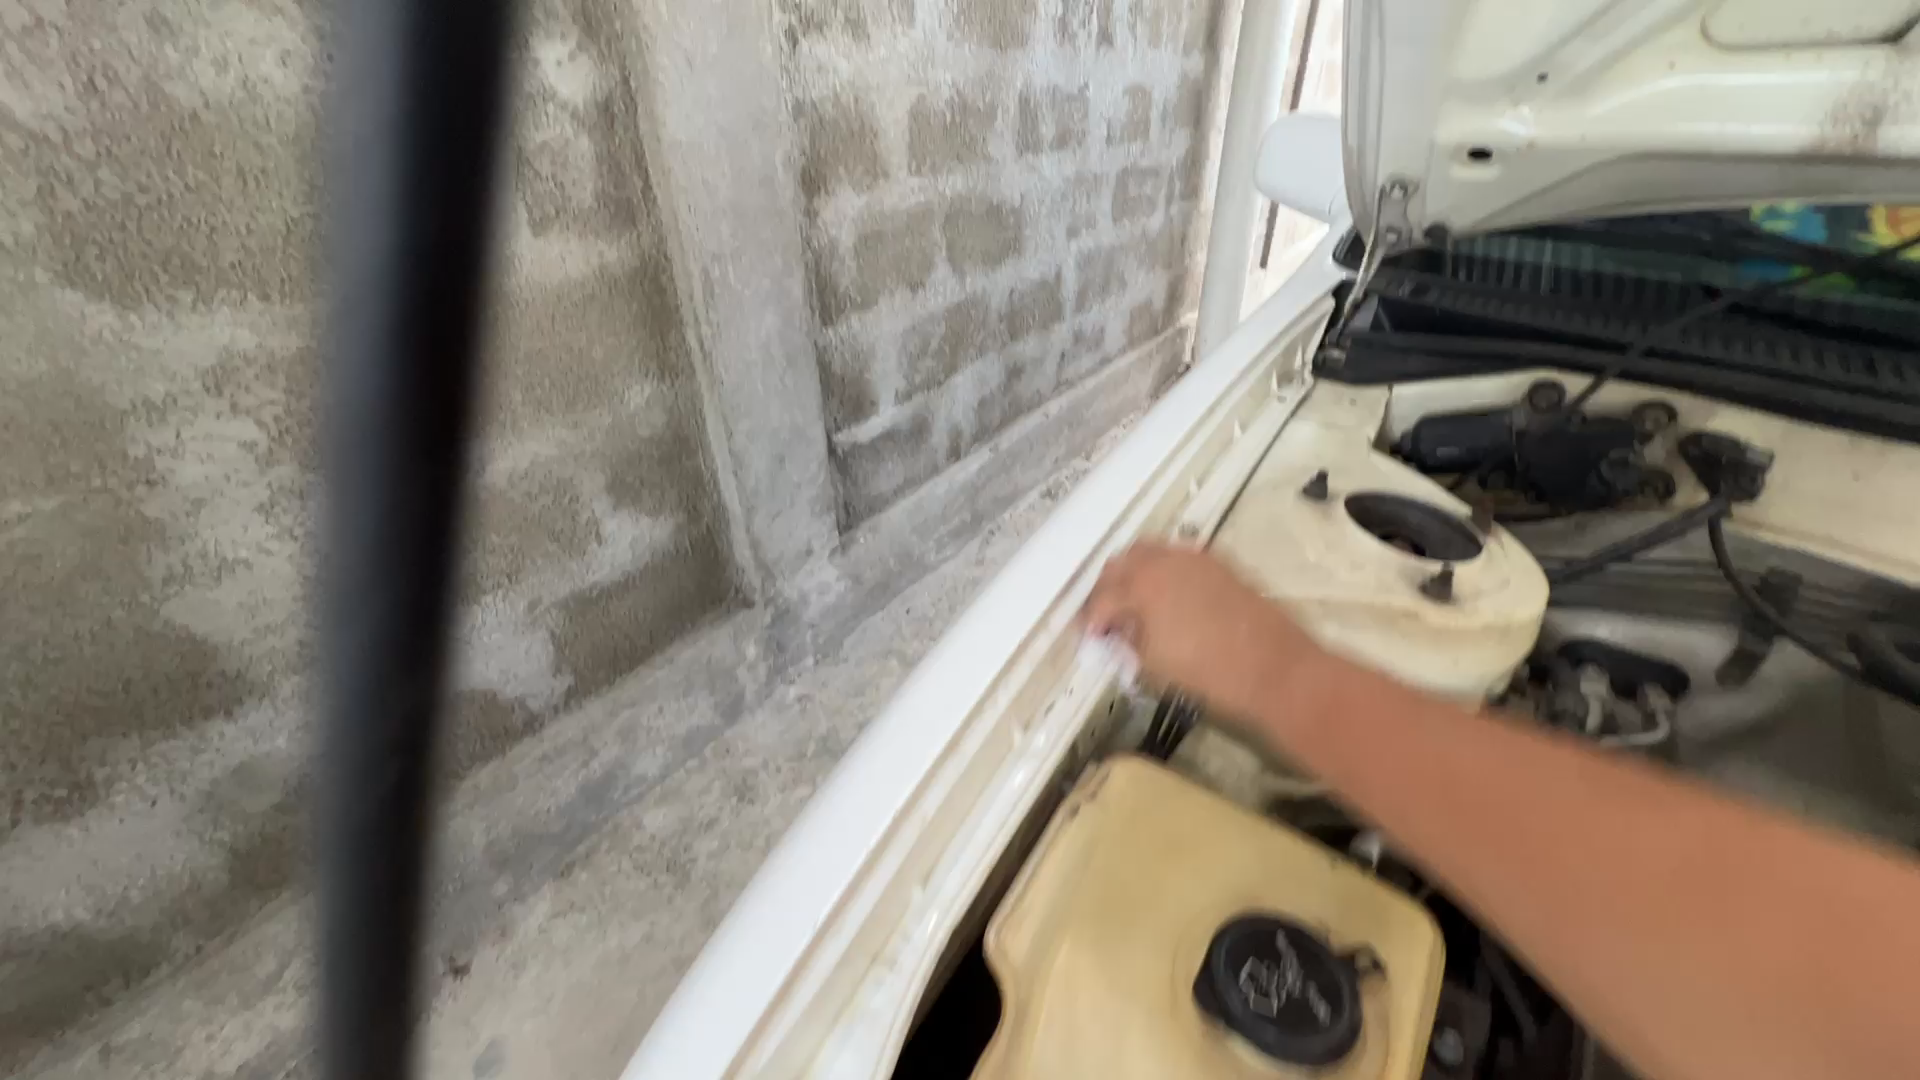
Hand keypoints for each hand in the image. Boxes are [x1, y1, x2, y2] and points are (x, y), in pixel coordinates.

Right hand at [1080, 542, 1327, 726]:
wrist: (1277, 670)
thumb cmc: (1208, 674)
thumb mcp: (1153, 665)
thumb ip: (1127, 641)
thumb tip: (1117, 631)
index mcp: (1141, 586)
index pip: (1102, 599)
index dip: (1092, 621)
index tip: (1090, 638)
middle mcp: (1163, 562)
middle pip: (1120, 565)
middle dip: (1107, 590)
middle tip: (1106, 617)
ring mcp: (1193, 558)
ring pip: (1148, 552)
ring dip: (1133, 572)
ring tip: (1132, 600)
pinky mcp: (1218, 564)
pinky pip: (1177, 555)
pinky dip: (1162, 569)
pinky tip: (1165, 593)